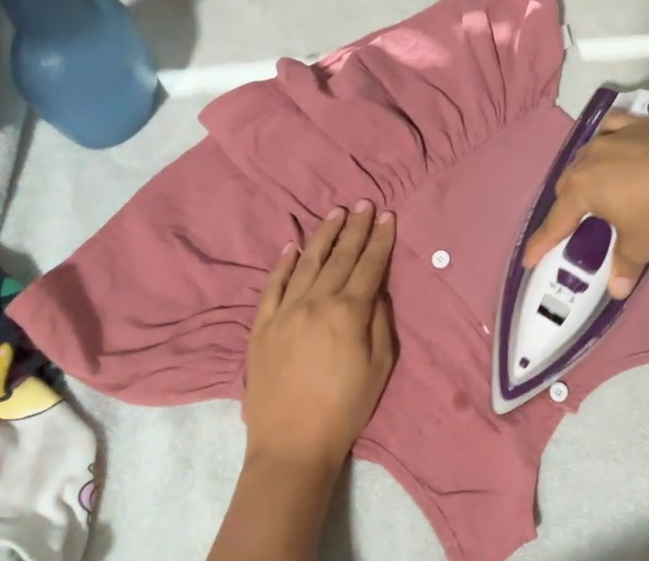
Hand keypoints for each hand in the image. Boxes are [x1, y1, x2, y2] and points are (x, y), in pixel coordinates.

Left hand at [240, 203, 397, 470]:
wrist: (292, 445)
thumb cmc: (346, 408)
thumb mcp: (380, 365)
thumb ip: (380, 321)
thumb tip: (376, 289)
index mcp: (349, 312)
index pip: (369, 265)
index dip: (380, 239)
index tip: (387, 216)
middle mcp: (316, 302)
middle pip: (340, 256)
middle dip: (355, 228)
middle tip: (364, 203)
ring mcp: (285, 312)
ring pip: (307, 263)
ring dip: (323, 236)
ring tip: (335, 213)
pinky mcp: (261, 327)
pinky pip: (273, 286)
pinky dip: (283, 264)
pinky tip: (291, 246)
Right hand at [522, 111, 648, 297]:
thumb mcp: (641, 246)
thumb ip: (623, 266)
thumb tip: (616, 290)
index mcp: (584, 187)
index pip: (556, 220)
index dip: (542, 242)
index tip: (530, 258)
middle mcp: (592, 156)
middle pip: (569, 182)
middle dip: (567, 205)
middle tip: (574, 226)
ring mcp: (616, 136)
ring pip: (588, 153)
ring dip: (585, 172)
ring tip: (596, 189)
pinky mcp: (641, 125)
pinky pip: (613, 128)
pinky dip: (607, 138)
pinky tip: (613, 144)